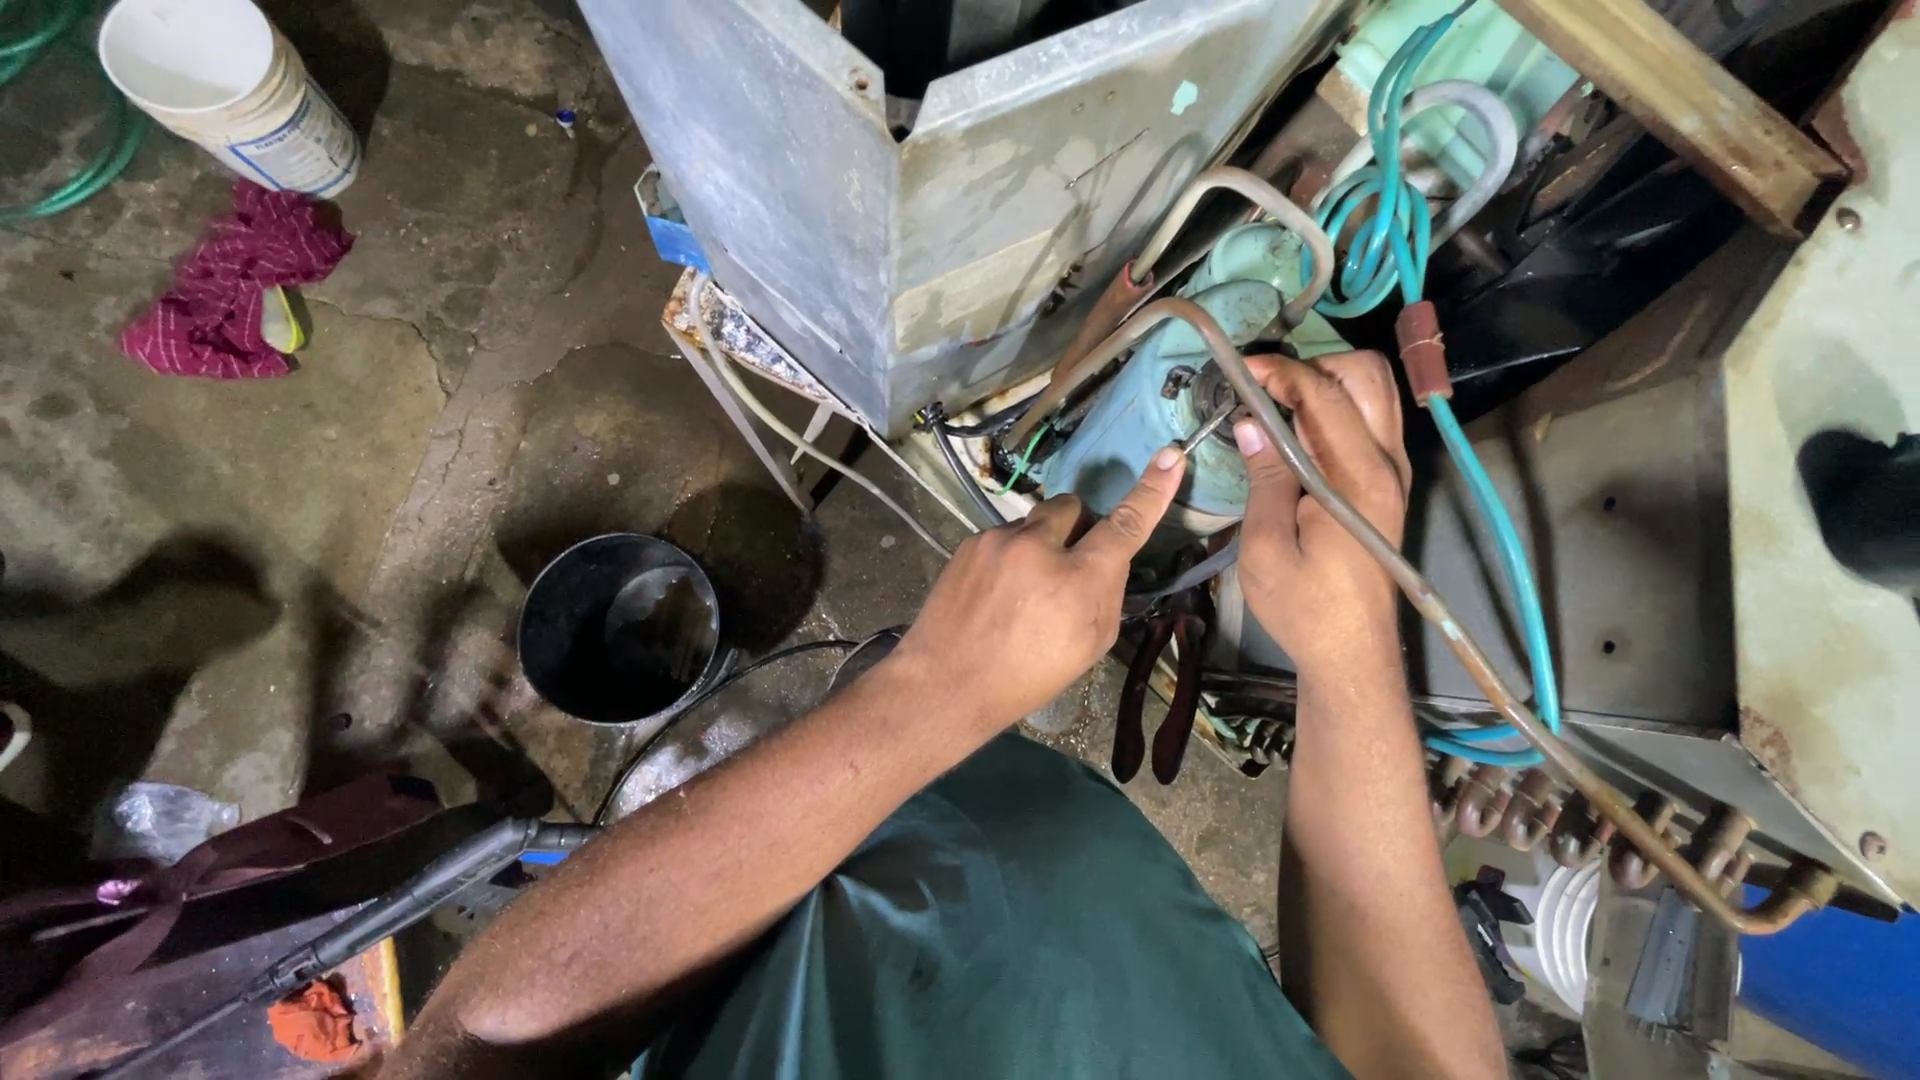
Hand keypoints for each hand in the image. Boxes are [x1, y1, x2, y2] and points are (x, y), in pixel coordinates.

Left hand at [883, 447, 1186, 737]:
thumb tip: (1110, 557)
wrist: (946, 682)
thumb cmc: (1027, 676)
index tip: (1171, 456)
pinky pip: (1005, 535)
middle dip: (1078, 526)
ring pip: (1035, 522)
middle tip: (1069, 562)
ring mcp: (998, 540)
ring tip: (1023, 588)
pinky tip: (997, 590)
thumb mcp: (1090, 646)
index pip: (1124, 526)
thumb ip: (1107, 593)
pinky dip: (1011, 555)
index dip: (1152, 491)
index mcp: (1076, 582)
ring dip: (1040, 543)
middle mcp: (1037, 549)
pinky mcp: (970, 542)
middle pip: (1072, 507)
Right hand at [1232, 351, 1410, 684]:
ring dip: (1327, 383)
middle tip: (1265, 390)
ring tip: (1278, 405)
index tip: (1239, 370)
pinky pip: (1371, 421)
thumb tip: (1252, 423)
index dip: (1279, 372)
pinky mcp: (1388, 485)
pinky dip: (1336, 407)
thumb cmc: (1303, 607)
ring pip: (1375, 393)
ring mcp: (1394, 472)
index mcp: (1357, 478)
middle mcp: (1388, 464)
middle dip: (1312, 367)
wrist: (1351, 652)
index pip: (1324, 396)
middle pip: (1367, 375)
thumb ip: (1265, 478)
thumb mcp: (1266, 547)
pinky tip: (1298, 432)